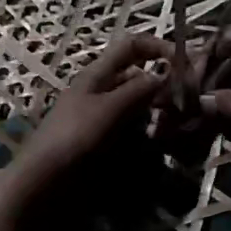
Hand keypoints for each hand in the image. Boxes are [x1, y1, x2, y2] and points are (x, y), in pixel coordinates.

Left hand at [7, 34, 172, 192]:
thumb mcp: (108, 108)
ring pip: (140, 109)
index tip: (186, 64)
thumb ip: (138, 90)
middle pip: (140, 80)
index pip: (132, 47)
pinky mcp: (106, 147)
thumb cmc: (72, 138)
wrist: (44, 184)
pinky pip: (135, 135)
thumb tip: (166, 75)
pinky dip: (149, 137)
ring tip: (177, 130)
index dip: (159, 48)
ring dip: (159, 116)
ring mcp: (103, 121)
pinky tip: (159, 148)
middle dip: (164, 89)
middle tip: (186, 107)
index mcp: (97, 75)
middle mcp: (101, 93)